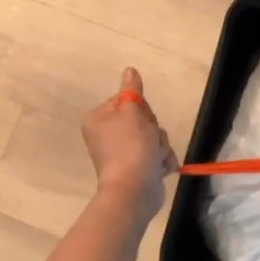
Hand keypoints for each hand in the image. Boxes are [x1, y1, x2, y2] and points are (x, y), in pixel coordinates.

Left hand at [82, 68, 178, 218]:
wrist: (134, 191)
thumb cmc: (130, 147)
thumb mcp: (132, 112)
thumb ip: (132, 90)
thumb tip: (129, 69)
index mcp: (99, 119)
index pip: (126, 100)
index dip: (141, 108)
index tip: (142, 119)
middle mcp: (107, 135)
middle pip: (141, 119)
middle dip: (153, 130)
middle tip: (149, 140)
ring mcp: (121, 153)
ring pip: (152, 137)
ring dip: (160, 145)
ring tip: (155, 157)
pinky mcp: (136, 168)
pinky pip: (155, 154)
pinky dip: (161, 160)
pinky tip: (160, 168)